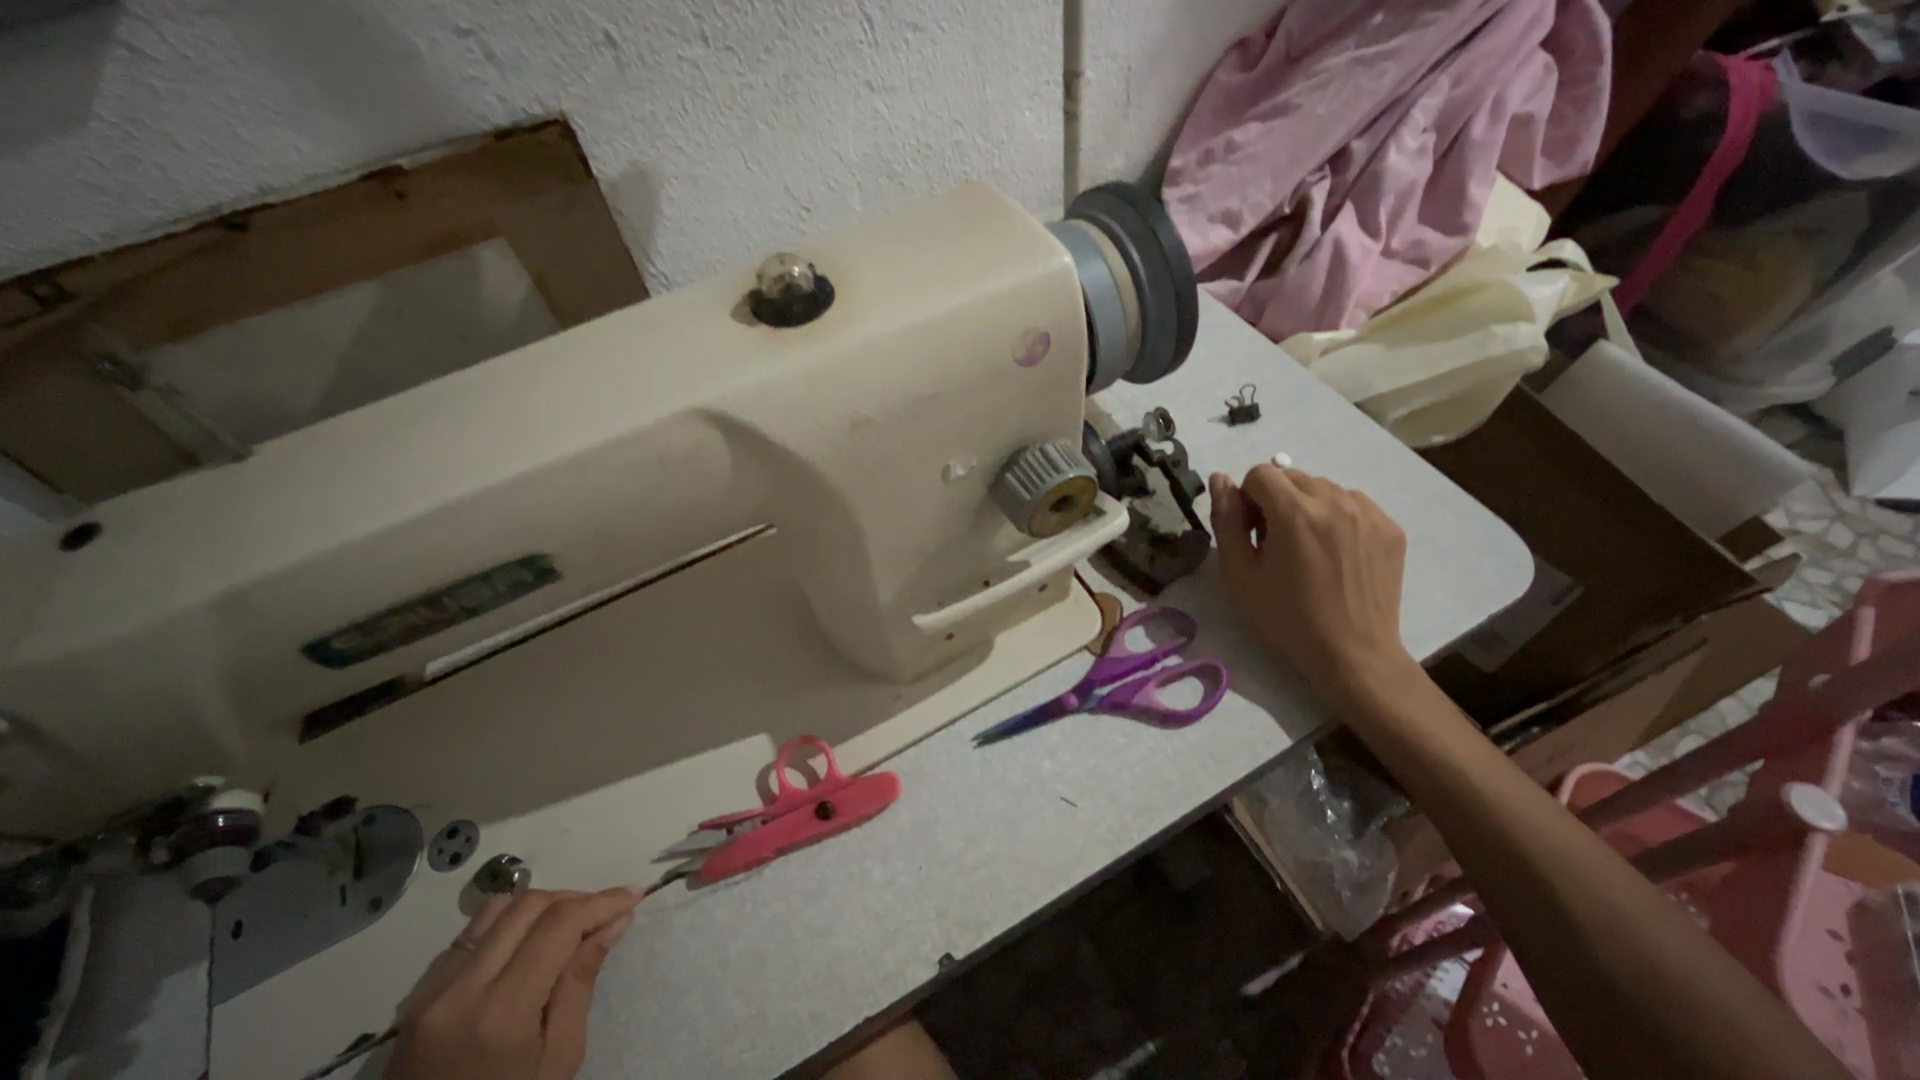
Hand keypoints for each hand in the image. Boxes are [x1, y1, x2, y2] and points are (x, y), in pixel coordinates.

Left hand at [385, 887, 641, 1079]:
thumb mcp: (560, 1056)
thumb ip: (581, 983)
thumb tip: (615, 921)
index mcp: (501, 1012)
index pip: (558, 926)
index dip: (601, 902)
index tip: (634, 895)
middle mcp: (460, 987)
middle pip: (528, 905)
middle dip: (575, 899)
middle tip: (604, 915)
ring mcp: (432, 987)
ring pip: (496, 909)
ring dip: (540, 907)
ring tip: (567, 927)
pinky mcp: (418, 991)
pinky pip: (470, 935)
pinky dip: (507, 927)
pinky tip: (526, 950)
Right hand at [1207, 465, 1415, 709]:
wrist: (1353, 654)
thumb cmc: (1287, 620)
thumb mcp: (1240, 576)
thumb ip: (1226, 521)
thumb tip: (1220, 479)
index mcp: (1295, 512)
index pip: (1260, 473)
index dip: (1248, 499)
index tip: (1252, 533)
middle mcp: (1335, 500)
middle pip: (1293, 477)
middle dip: (1277, 501)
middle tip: (1277, 544)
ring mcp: (1368, 513)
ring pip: (1324, 489)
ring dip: (1308, 508)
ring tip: (1309, 550)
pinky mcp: (1390, 527)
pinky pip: (1354, 504)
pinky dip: (1338, 518)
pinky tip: (1336, 555)